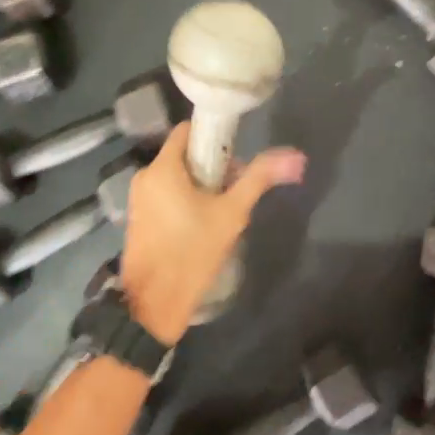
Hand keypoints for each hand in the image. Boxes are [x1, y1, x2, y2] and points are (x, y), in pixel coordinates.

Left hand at [119, 123, 304, 343]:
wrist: (154, 304)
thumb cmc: (192, 252)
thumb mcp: (231, 214)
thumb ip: (260, 179)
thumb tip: (296, 157)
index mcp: (162, 167)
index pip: (188, 130)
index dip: (214, 137)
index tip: (237, 156)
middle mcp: (145, 177)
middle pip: (184, 156)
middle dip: (212, 168)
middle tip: (236, 190)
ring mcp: (138, 200)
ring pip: (176, 179)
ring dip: (201, 188)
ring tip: (223, 213)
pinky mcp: (139, 220)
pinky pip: (165, 198)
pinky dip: (184, 202)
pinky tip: (202, 227)